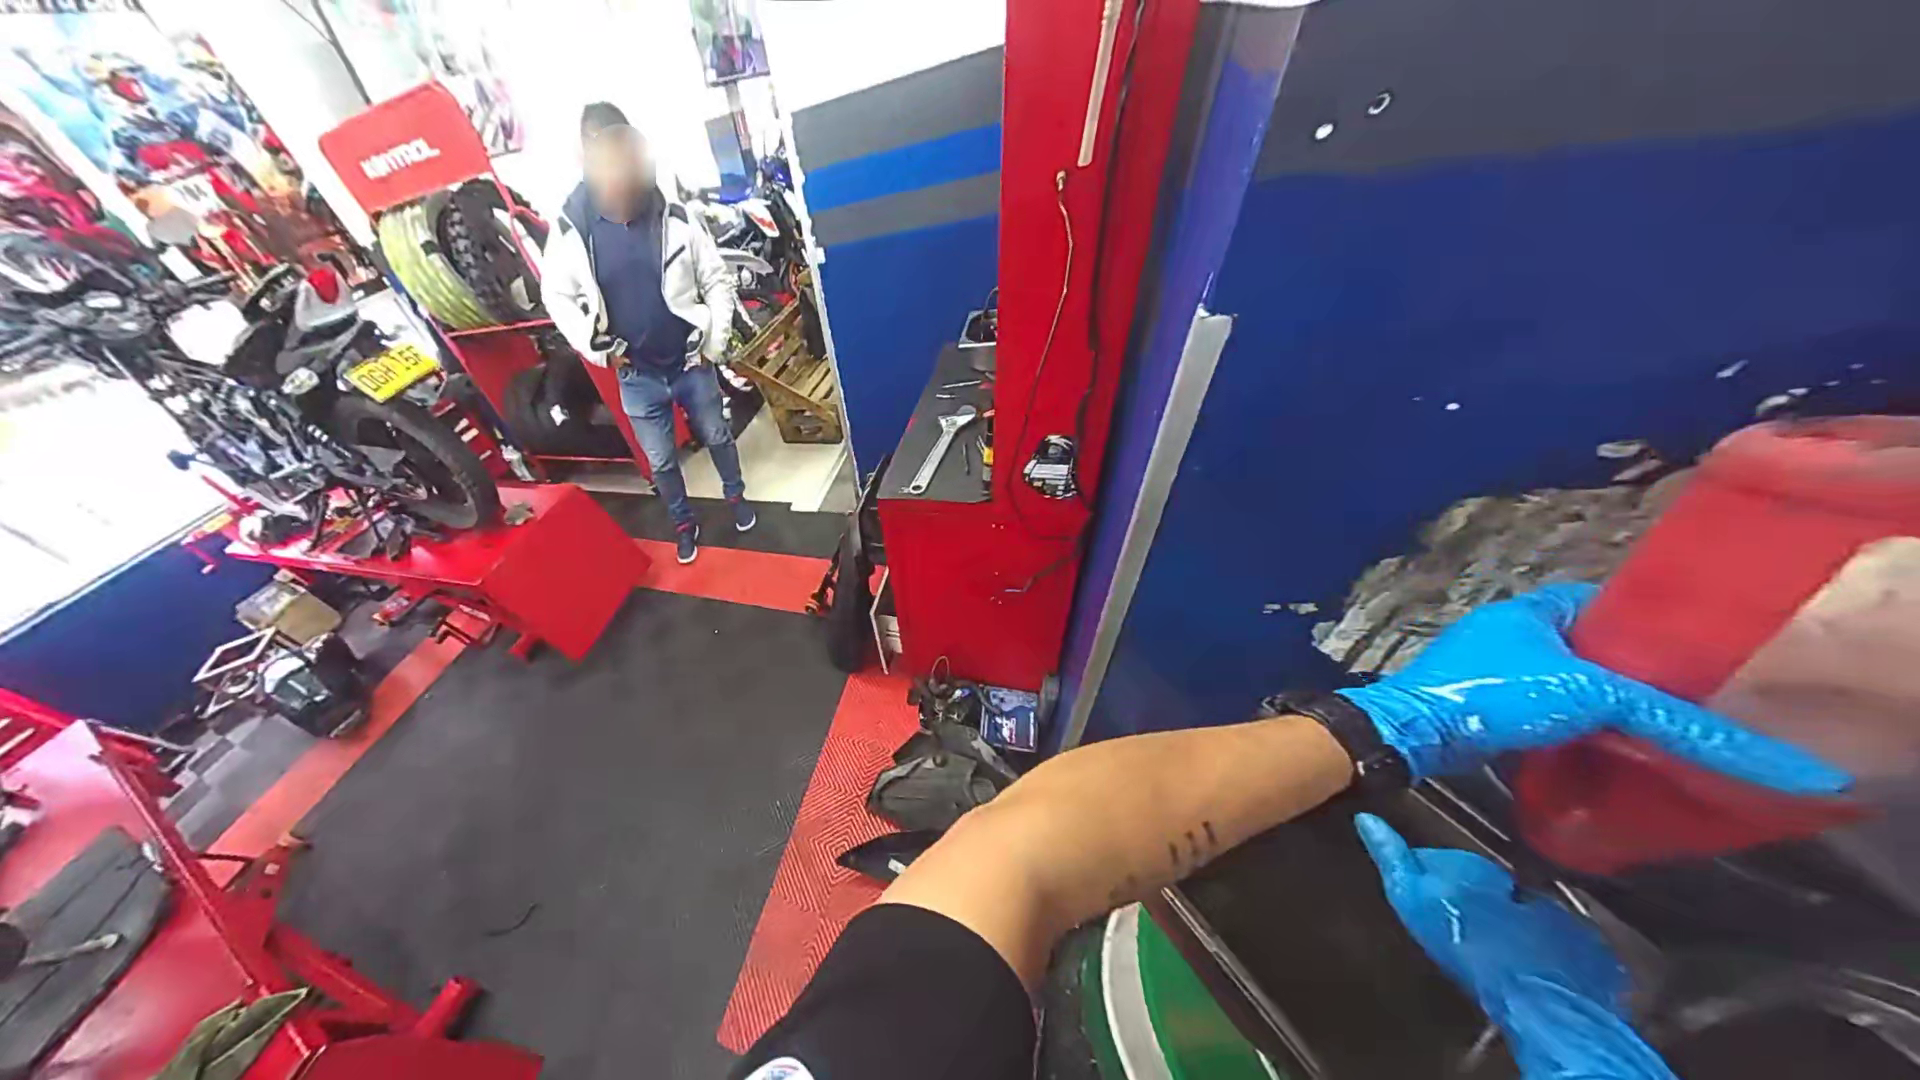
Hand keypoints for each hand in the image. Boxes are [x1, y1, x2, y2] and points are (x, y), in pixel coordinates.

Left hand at [1336, 584, 1848, 792]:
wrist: (1418, 728)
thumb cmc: (1495, 692)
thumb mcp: (1590, 695)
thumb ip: (1672, 720)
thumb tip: (1780, 761)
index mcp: (1530, 611)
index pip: (1603, 601)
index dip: (1654, 620)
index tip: (1709, 648)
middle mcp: (1511, 631)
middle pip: (1592, 643)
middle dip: (1639, 667)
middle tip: (1702, 695)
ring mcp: (1496, 666)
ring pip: (1571, 677)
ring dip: (1610, 697)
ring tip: (1672, 723)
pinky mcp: (1490, 701)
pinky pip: (1550, 705)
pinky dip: (1583, 720)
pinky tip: (1620, 742)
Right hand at [1355, 814, 1679, 1079]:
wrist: (1536, 998)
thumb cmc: (1464, 942)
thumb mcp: (1411, 897)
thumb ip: (1392, 858)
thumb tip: (1366, 818)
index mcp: (1474, 867)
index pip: (1451, 859)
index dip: (1437, 872)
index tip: (1426, 888)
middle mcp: (1517, 882)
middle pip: (1490, 882)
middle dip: (1477, 891)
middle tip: (1460, 915)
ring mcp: (1556, 914)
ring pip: (1527, 907)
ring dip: (1513, 915)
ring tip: (1497, 938)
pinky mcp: (1589, 948)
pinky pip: (1562, 936)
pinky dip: (1548, 941)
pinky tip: (1535, 960)